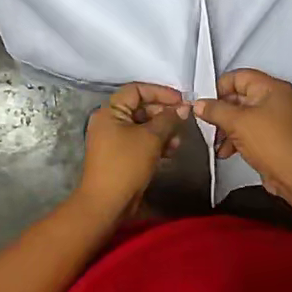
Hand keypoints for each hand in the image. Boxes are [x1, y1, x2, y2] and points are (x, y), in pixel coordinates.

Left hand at [77, 82, 188, 217]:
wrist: (107, 202)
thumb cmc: (126, 164)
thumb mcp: (151, 138)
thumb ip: (168, 119)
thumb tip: (183, 107)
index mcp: (109, 111)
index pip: (136, 90)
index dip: (160, 92)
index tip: (181, 100)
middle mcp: (109, 121)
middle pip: (140, 107)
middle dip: (163, 114)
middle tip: (183, 122)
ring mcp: (113, 139)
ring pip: (142, 126)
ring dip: (162, 131)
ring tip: (177, 142)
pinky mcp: (120, 155)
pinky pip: (140, 141)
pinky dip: (155, 143)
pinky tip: (170, 152)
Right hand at [193, 69, 291, 203]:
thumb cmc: (275, 144)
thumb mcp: (238, 123)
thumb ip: (215, 110)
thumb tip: (199, 104)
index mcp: (270, 88)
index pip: (238, 77)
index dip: (218, 88)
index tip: (203, 104)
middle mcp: (275, 100)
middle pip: (239, 97)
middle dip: (220, 112)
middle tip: (206, 125)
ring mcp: (275, 120)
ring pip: (242, 117)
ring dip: (225, 129)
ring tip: (216, 143)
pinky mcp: (273, 138)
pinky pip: (249, 133)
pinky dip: (235, 140)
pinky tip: (226, 152)